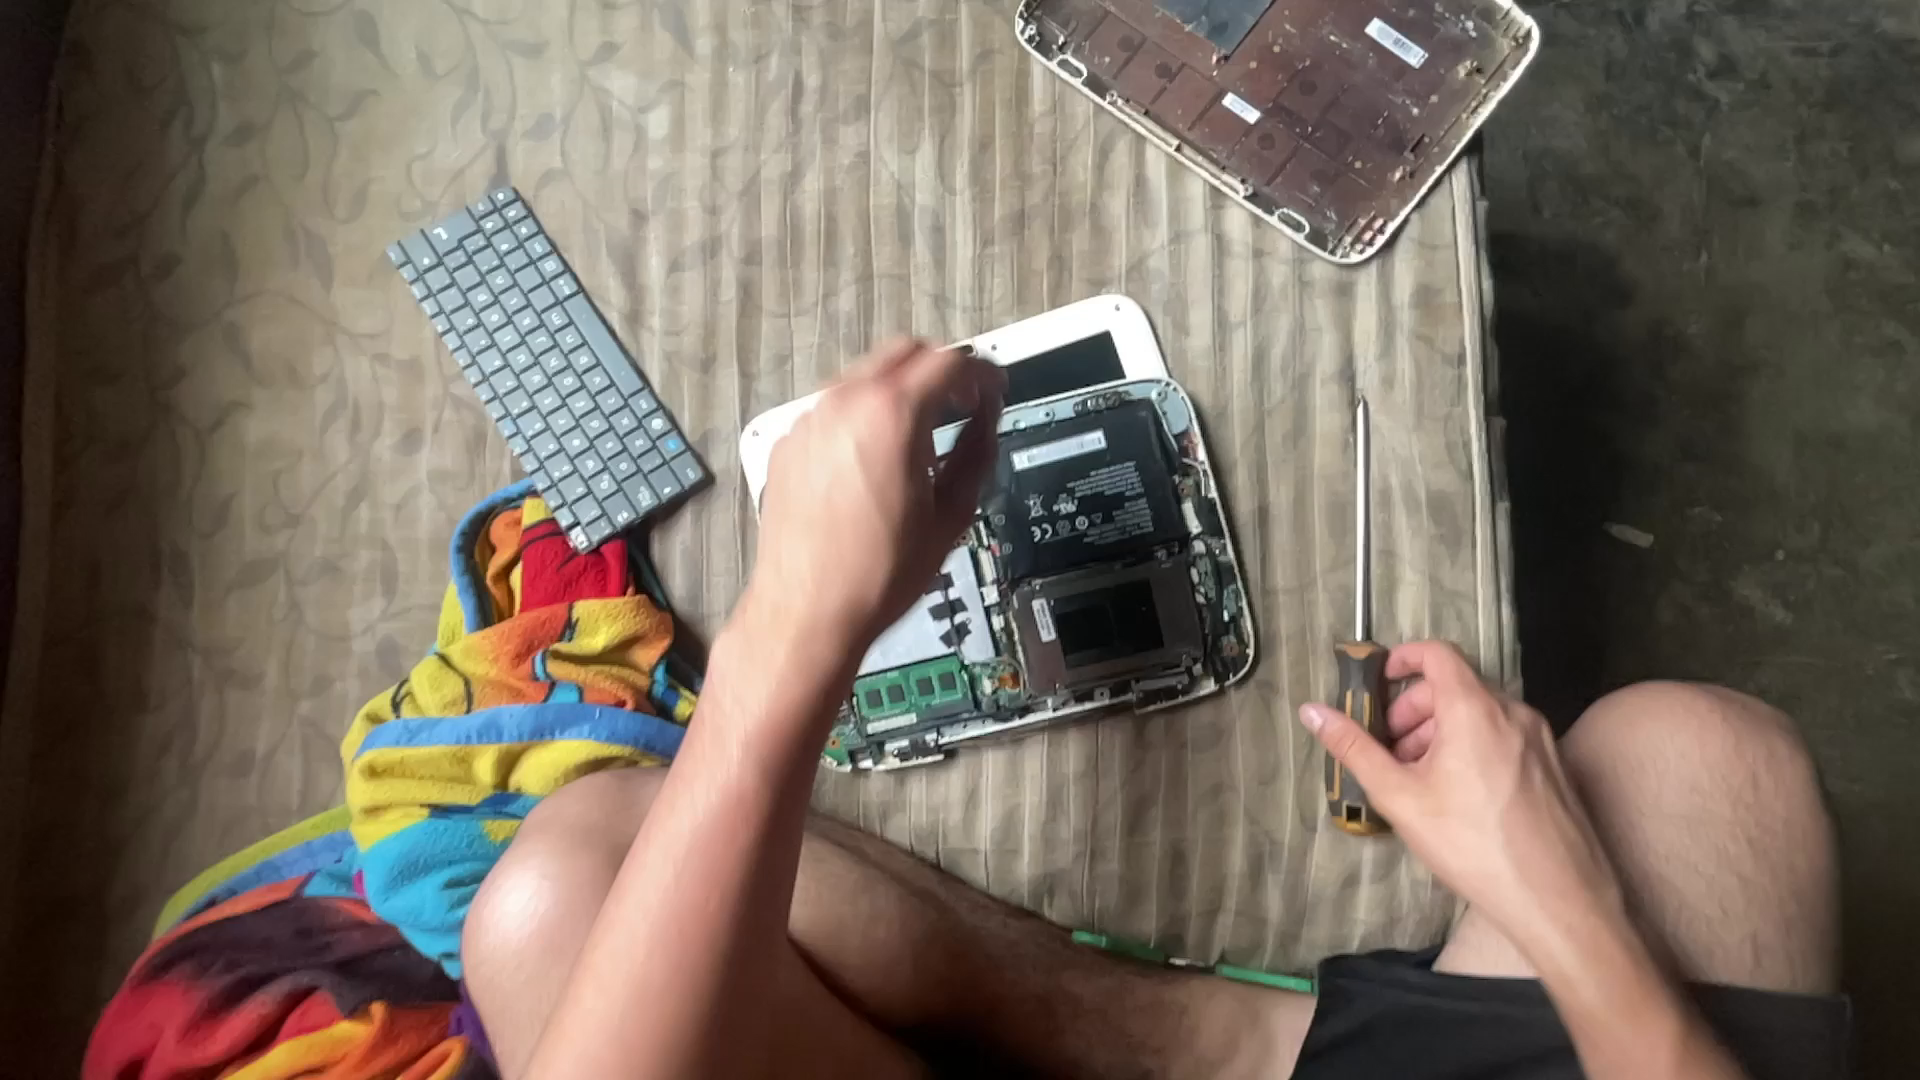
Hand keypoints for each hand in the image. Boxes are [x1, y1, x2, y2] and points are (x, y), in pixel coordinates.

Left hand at [744, 338, 1003, 657]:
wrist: (807, 613)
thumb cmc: (873, 578)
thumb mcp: (950, 516)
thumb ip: (977, 454)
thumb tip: (987, 425)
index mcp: (891, 416)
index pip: (949, 363)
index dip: (982, 373)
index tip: (993, 389)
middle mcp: (844, 406)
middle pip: (904, 353)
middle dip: (941, 371)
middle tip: (964, 402)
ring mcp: (810, 422)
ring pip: (865, 377)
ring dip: (901, 390)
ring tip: (922, 435)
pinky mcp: (791, 445)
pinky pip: (834, 409)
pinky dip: (863, 415)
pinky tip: (877, 457)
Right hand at [1298, 641, 1626, 952]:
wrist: (1562, 909)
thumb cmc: (1472, 845)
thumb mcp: (1398, 796)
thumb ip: (1352, 746)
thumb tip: (1311, 710)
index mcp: (1475, 711)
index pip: (1438, 654)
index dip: (1402, 658)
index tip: (1376, 683)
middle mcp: (1514, 714)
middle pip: (1453, 686)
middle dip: (1411, 708)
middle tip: (1388, 746)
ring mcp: (1542, 741)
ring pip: (1478, 713)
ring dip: (1438, 729)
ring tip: (1417, 775)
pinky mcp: (1557, 768)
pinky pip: (1503, 736)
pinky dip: (1469, 745)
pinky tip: (1456, 793)